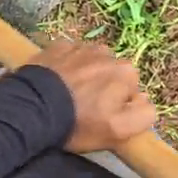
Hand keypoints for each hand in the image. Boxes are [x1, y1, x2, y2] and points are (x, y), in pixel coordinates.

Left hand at [27, 41, 156, 152]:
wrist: (33, 108)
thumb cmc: (79, 122)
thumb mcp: (119, 131)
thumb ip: (144, 115)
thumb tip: (143, 99)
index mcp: (126, 72)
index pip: (131, 88)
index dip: (118, 104)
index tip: (102, 114)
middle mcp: (106, 52)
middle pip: (111, 72)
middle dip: (102, 86)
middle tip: (84, 106)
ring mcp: (79, 46)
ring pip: (91, 62)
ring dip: (84, 74)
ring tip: (69, 93)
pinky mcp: (56, 46)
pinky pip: (68, 55)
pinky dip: (65, 66)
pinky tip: (56, 81)